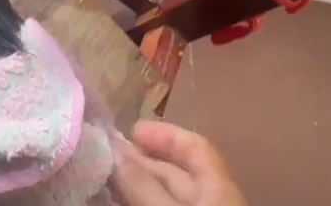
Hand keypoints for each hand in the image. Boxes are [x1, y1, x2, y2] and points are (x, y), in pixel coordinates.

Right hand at [109, 121, 246, 205]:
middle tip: (109, 157)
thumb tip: (114, 148)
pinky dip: (144, 202)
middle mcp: (214, 200)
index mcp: (220, 187)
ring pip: (168, 196)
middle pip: (178, 172)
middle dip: (143, 161)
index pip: (195, 146)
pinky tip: (120, 199)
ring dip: (139, 185)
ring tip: (109, 178)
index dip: (164, 133)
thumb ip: (143, 182)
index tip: (132, 131)